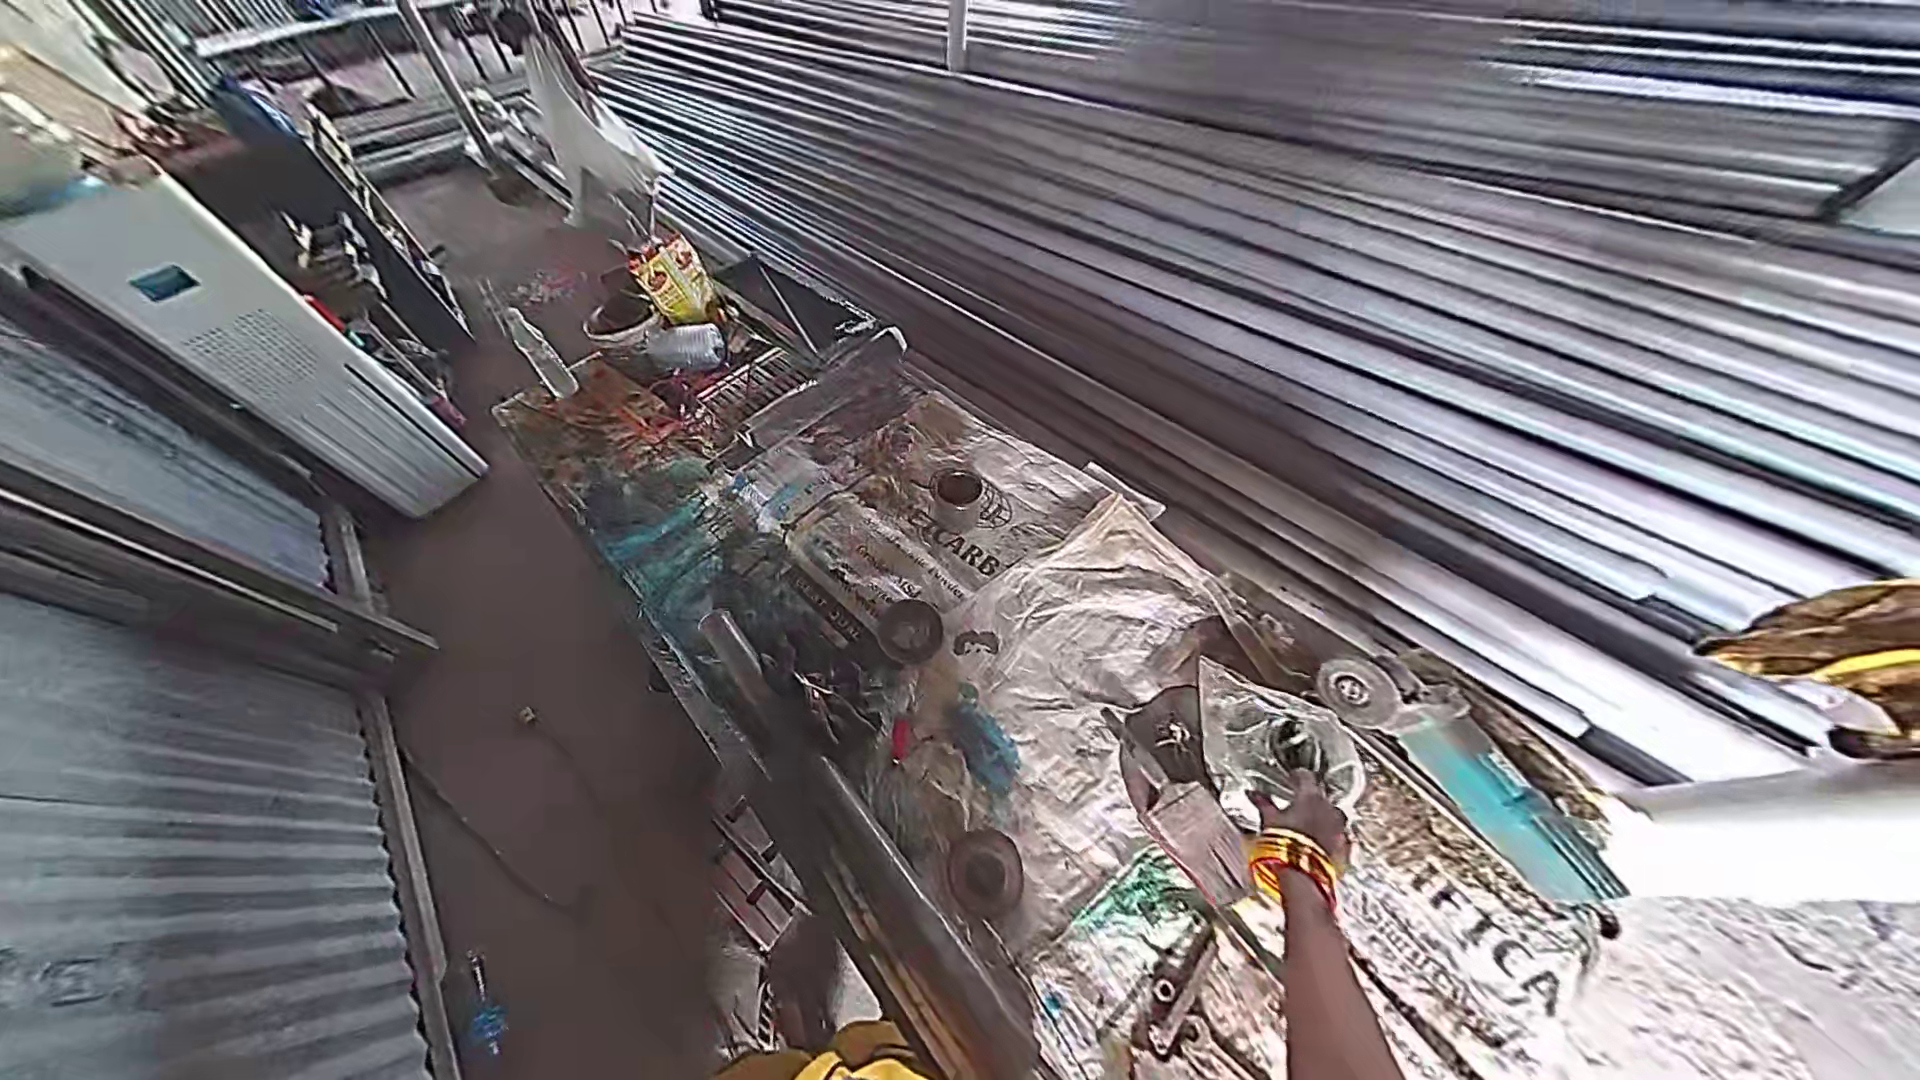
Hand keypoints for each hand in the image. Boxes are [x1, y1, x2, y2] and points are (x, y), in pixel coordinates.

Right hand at [1249, 768, 1350, 868]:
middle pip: (1322, 796)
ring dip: (1323, 817)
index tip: (1293, 778)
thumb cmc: (1286, 843)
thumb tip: (1253, 793)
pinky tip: (1319, 841)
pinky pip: (1340, 836)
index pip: (1307, 777)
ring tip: (1308, 823)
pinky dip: (1330, 836)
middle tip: (1298, 802)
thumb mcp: (1270, 819)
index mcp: (1311, 797)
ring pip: (1333, 816)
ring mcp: (1341, 829)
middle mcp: (1330, 810)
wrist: (1303, 875)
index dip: (1298, 776)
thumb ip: (1263, 803)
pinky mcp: (1346, 848)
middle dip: (1311, 798)